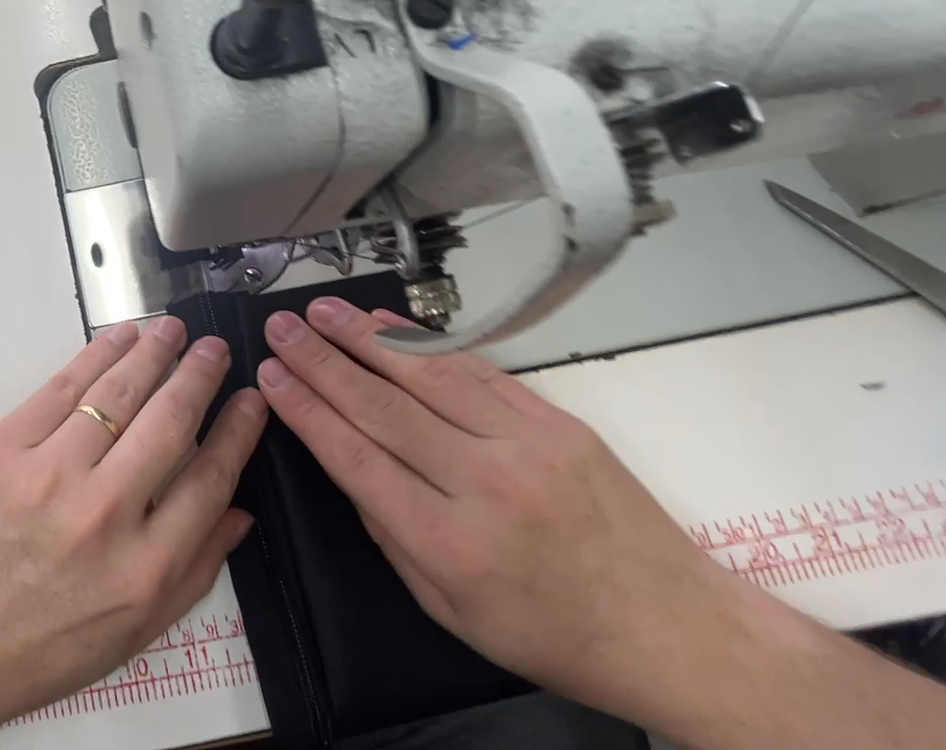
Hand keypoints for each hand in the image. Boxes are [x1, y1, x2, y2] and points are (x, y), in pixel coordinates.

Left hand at [0, 316, 266, 748]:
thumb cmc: (40, 647)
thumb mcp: (133, 632)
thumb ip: (196, 571)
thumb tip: (239, 512)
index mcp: (143, 567)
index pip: (210, 478)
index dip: (238, 431)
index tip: (251, 400)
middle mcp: (102, 514)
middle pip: (169, 423)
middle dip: (200, 376)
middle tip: (216, 349)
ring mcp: (48, 475)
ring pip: (117, 394)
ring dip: (152, 353)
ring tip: (172, 329)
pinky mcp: (2, 448)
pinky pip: (60, 388)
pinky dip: (95, 355)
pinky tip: (120, 339)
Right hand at [253, 297, 741, 718]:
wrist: (675, 627)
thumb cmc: (552, 633)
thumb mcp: (447, 608)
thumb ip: (388, 532)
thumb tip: (347, 463)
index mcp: (449, 542)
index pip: (355, 458)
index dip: (305, 410)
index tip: (270, 375)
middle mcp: (484, 483)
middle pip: (381, 405)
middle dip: (320, 361)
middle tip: (281, 327)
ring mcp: (526, 443)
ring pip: (425, 375)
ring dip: (365, 337)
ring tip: (322, 311)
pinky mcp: (555, 421)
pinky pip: (476, 371)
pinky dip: (425, 344)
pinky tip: (389, 325)